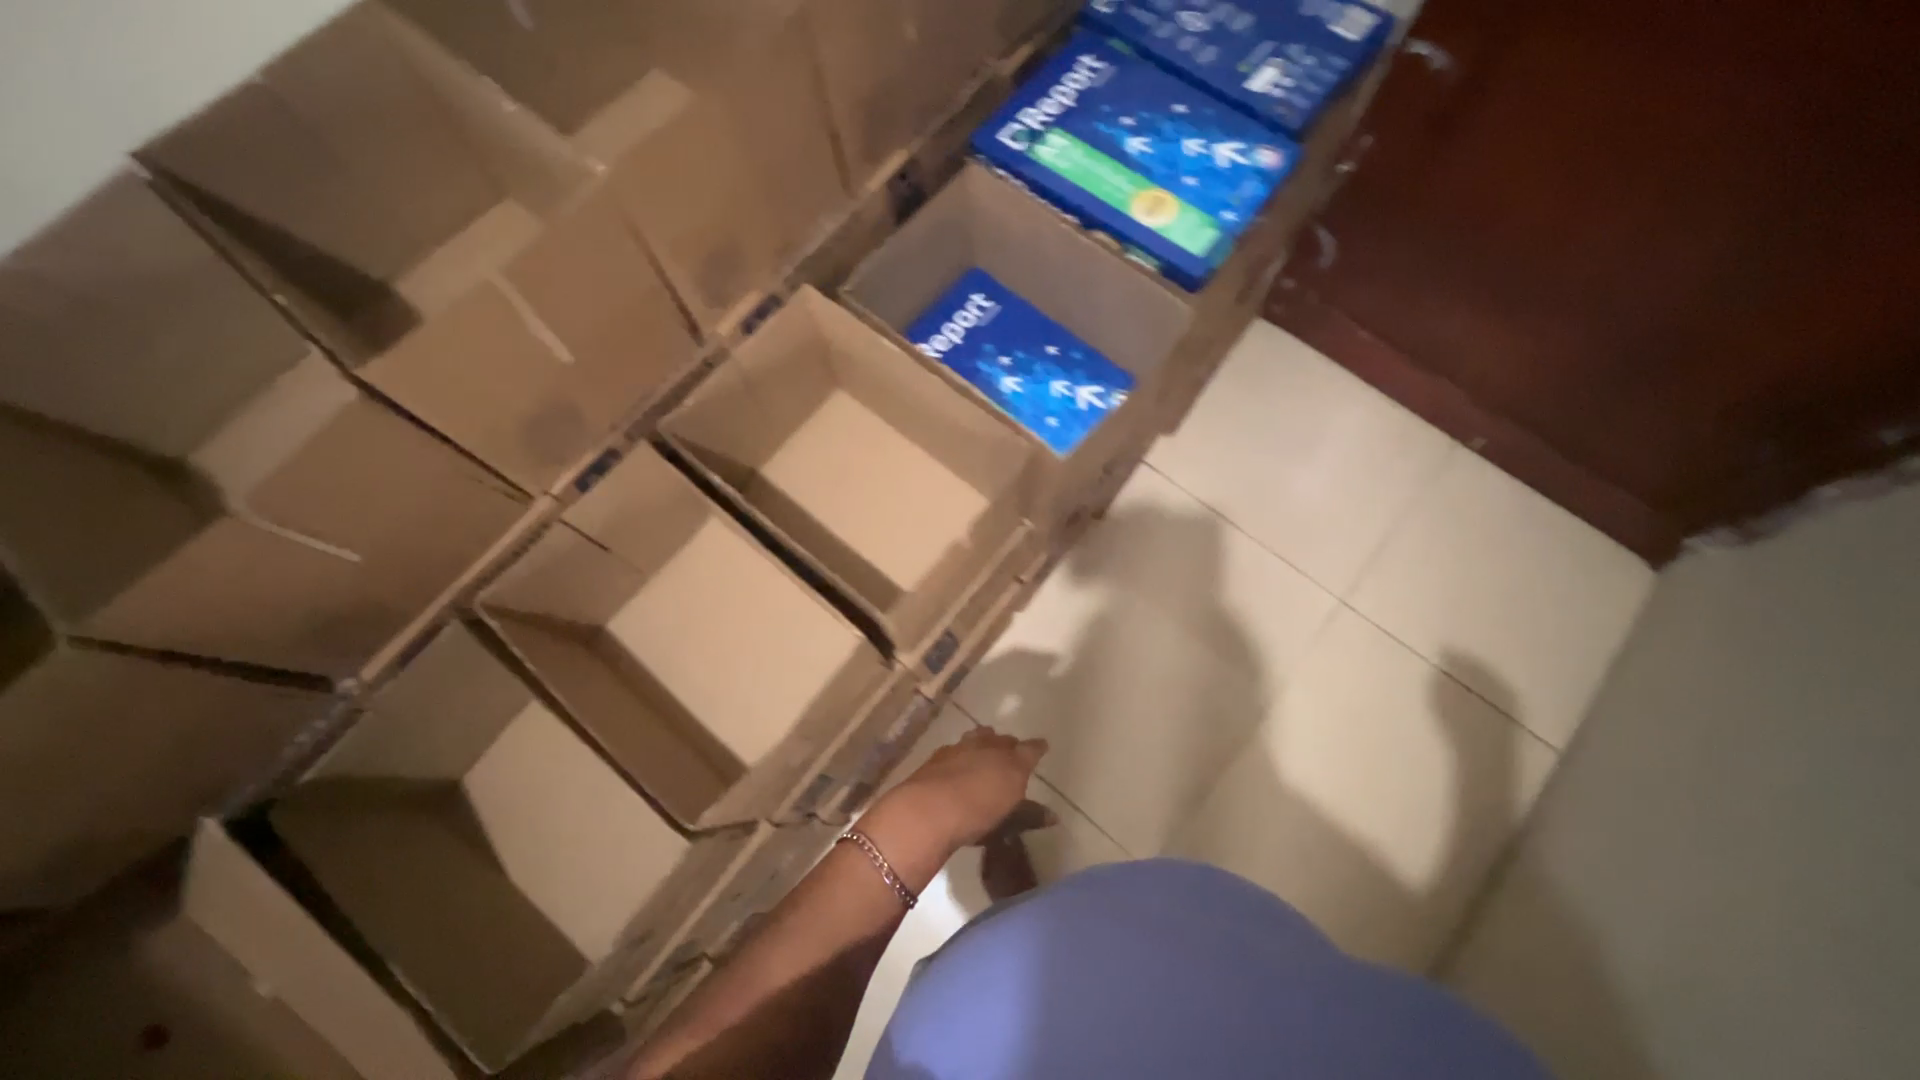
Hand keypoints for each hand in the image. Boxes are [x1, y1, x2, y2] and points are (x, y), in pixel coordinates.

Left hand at [859, 727, 1049, 864]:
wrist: (929, 810)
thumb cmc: (977, 817)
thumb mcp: (1009, 822)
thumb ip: (1030, 815)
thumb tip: (1053, 817)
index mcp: (1014, 763)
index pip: (1031, 749)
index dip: (1037, 748)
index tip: (1042, 746)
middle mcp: (990, 748)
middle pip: (1004, 740)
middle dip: (1010, 745)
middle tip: (1012, 752)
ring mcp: (963, 747)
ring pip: (980, 736)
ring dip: (985, 741)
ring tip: (986, 747)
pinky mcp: (939, 754)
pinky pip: (957, 747)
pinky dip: (962, 751)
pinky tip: (958, 760)